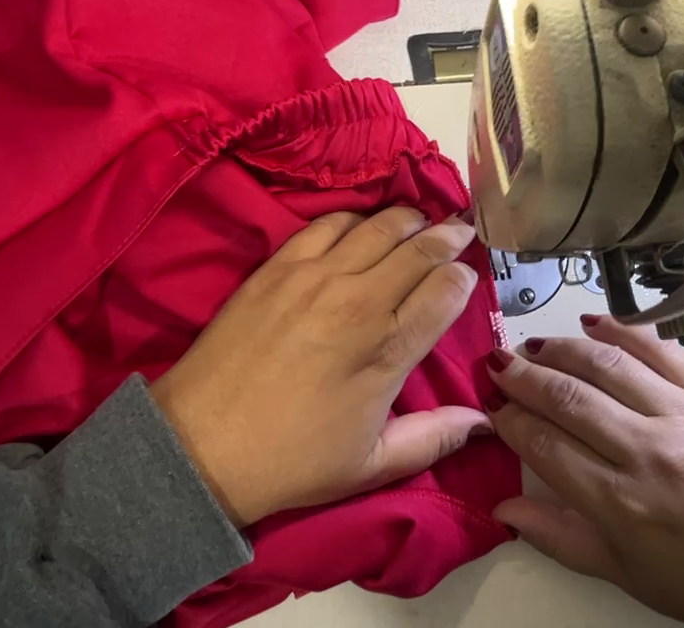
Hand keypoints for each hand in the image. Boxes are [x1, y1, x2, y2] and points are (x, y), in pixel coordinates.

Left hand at [148, 207, 487, 528]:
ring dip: (409, 220)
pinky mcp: (280, 265)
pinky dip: (355, 218)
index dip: (465, 276)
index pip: (447, 290)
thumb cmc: (291, 460)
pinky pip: (329, 223)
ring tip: (419, 222)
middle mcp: (361, 301)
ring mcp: (318, 276)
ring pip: (381, 226)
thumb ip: (434, 438)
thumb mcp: (371, 465)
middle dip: (449, 235)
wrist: (201, 445)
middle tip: (459, 230)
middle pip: (421, 248)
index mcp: (389, 349)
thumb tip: (483, 421)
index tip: (467, 275)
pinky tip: (361, 226)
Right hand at [487, 316, 683, 627]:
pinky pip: (659, 347)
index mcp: (624, 505)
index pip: (545, 446)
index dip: (510, 421)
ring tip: (534, 346)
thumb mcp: (628, 573)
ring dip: (561, 348)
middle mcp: (650, 452)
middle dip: (524, 377)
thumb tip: (500, 506)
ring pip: (606, 364)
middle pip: (568, 397)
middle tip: (498, 366)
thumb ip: (560, 536)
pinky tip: (592, 323)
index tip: (492, 407)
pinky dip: (622, 329)